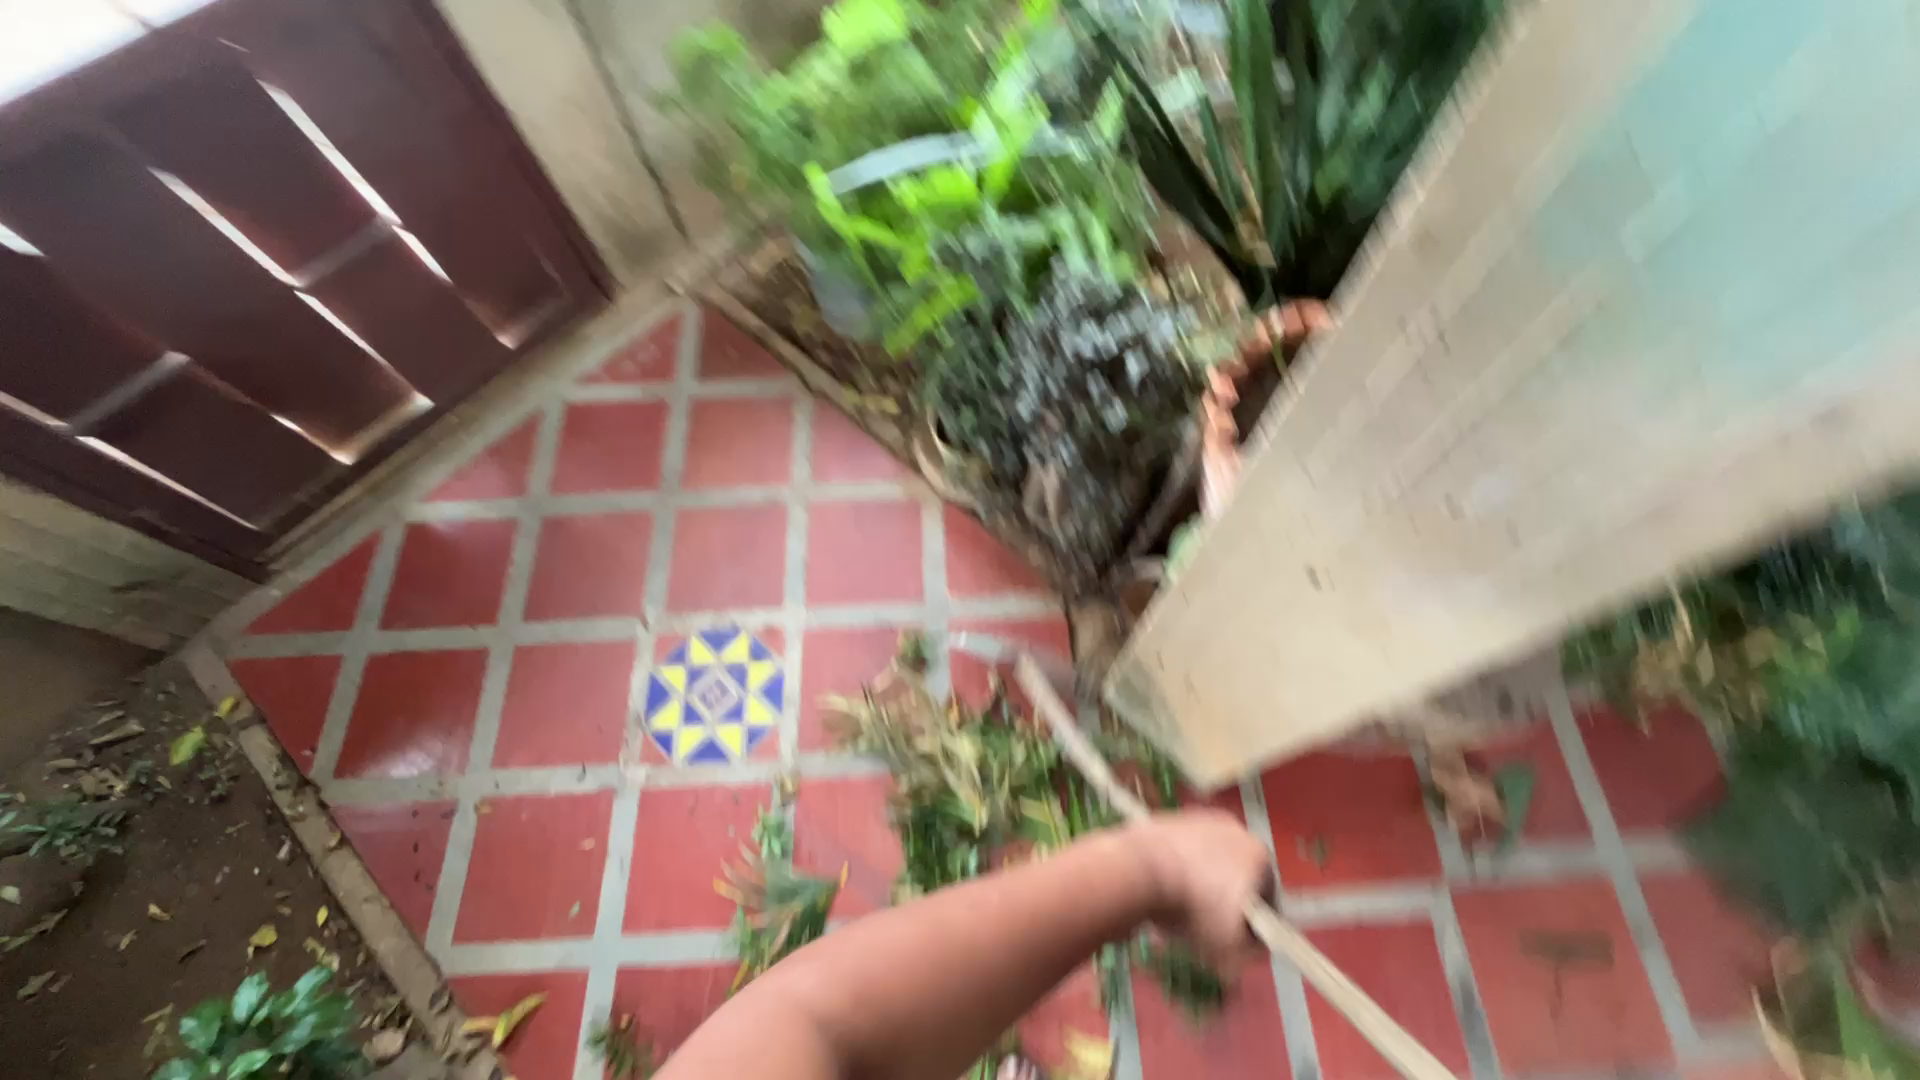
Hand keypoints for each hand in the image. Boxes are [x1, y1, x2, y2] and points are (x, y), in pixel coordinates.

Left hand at [1129, 810, 1274, 968]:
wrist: (1138, 870)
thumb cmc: (1193, 908)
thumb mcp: (1233, 947)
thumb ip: (1254, 950)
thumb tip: (1253, 945)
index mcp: (1257, 852)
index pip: (1266, 896)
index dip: (1253, 926)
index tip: (1235, 944)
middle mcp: (1232, 828)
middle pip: (1234, 877)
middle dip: (1221, 905)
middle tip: (1203, 933)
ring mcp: (1196, 819)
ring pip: (1203, 867)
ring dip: (1195, 892)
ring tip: (1176, 919)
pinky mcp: (1165, 820)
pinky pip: (1177, 856)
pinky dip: (1173, 875)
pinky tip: (1159, 897)